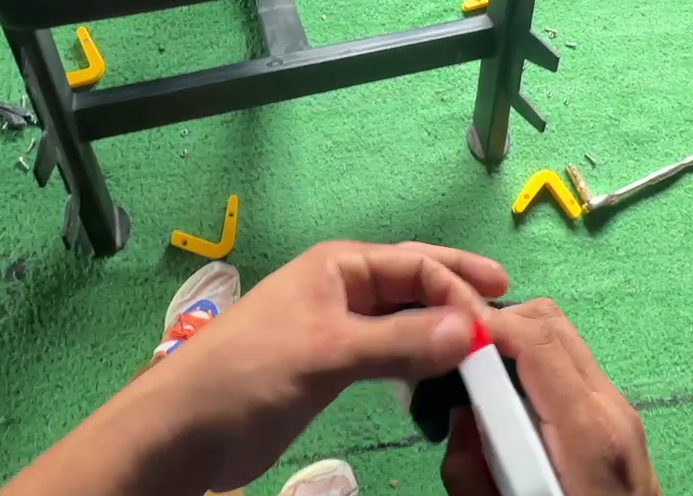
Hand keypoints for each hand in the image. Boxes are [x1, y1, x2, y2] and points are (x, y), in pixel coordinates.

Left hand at [140, 241, 508, 492]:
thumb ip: (399, 341)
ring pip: (404, 318)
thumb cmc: (251, 371)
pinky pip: (390, 350)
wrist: (186, 428)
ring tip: (484, 343)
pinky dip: (418, 356)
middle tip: (506, 307)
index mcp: (340, 264)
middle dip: (457, 293)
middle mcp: (344, 287)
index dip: (457, 288)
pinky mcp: (334, 363)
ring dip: (441, 327)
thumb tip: (472, 328)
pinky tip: (441, 371)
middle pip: (413, 283)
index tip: (493, 325)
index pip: (414, 265)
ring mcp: (339, 326)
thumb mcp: (327, 351)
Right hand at [440, 299, 657, 495]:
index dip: (487, 327)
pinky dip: (535, 363)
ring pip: (562, 337)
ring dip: (517, 342)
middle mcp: (613, 410)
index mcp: (591, 437)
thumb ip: (473, 473)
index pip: (537, 340)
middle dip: (499, 326)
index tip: (447, 342)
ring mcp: (622, 413)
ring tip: (483, 379)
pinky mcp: (620, 422)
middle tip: (460, 357)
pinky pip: (571, 365)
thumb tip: (460, 413)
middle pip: (550, 323)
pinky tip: (512, 403)